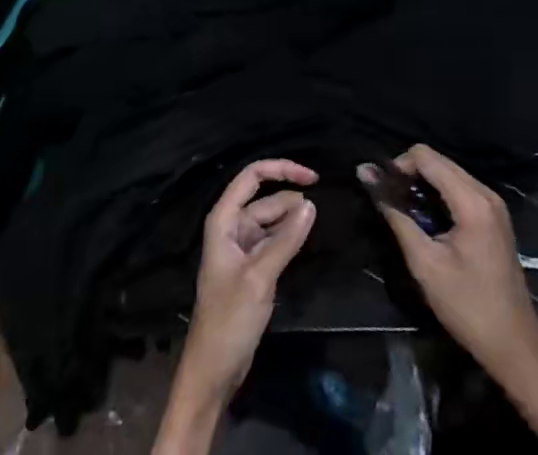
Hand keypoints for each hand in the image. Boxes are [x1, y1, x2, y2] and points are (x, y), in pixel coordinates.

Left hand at [156, 160, 317, 454]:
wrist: (214, 368)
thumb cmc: (229, 319)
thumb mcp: (260, 277)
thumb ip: (286, 239)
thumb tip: (312, 204)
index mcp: (223, 221)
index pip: (251, 177)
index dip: (281, 169)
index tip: (314, 177)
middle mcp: (231, 228)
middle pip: (265, 199)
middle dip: (292, 199)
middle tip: (323, 211)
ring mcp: (242, 248)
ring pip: (272, 220)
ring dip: (293, 219)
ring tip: (319, 223)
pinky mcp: (253, 268)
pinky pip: (274, 241)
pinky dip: (290, 237)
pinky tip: (307, 240)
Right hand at [358, 144, 537, 374]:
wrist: (513, 343)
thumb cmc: (466, 305)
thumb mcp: (424, 262)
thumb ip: (396, 215)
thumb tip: (366, 176)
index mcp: (472, 200)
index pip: (426, 156)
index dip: (398, 167)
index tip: (382, 192)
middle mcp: (486, 193)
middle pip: (439, 161)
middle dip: (409, 175)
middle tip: (389, 203)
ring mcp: (494, 204)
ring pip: (449, 174)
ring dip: (423, 185)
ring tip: (404, 213)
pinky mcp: (494, 217)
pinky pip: (460, 189)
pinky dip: (438, 195)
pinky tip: (426, 221)